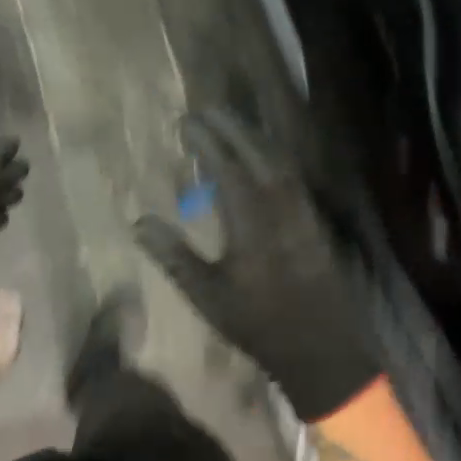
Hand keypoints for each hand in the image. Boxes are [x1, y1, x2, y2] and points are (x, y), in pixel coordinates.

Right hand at [135, 110, 379, 420]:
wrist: (322, 349)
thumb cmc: (258, 324)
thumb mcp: (207, 295)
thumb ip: (173, 255)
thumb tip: (138, 222)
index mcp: (254, 224)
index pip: (229, 170)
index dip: (208, 143)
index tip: (186, 123)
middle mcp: (283, 209)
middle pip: (259, 155)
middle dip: (232, 129)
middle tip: (206, 111)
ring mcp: (304, 214)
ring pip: (281, 163)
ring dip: (255, 139)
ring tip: (229, 126)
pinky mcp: (315, 223)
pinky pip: (293, 177)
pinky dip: (272, 158)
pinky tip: (261, 160)